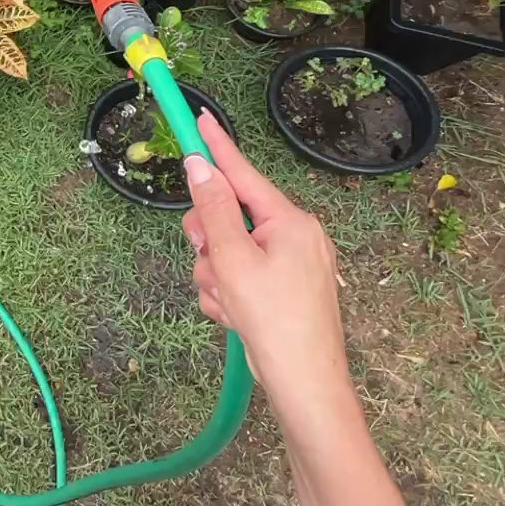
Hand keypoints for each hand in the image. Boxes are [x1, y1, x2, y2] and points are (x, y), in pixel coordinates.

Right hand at [180, 110, 348, 410]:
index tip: (199, 116)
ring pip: (225, 248)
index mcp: (289, 221)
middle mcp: (293, 235)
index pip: (242, 173)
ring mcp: (290, 263)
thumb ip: (213, 208)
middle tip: (209, 263)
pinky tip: (235, 315)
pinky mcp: (282, 287)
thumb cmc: (273, 320)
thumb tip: (199, 166)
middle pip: (226, 215)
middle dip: (208, 241)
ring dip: (214, 273)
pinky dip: (227, 291)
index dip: (216, 145)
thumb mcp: (233, 259)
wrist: (305, 389)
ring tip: (227, 301)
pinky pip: (237, 273)